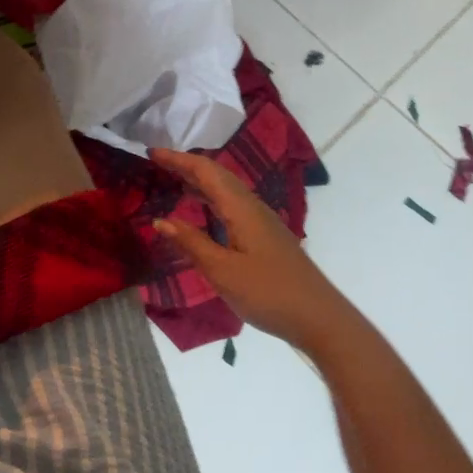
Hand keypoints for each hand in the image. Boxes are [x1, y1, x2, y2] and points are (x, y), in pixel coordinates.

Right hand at [148, 148, 357, 355]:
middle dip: (187, 165)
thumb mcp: (222, 271)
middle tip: (157, 163)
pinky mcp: (266, 237)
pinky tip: (202, 212)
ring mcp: (262, 222)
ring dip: (200, 180)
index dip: (178, 159)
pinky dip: (211, 198)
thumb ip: (191, 243)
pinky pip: (232, 205)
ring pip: (227, 190)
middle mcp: (253, 208)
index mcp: (241, 209)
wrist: (321, 320)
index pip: (206, 171)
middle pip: (218, 175)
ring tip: (173, 181)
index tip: (151, 153)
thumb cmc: (269, 293)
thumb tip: (160, 220)